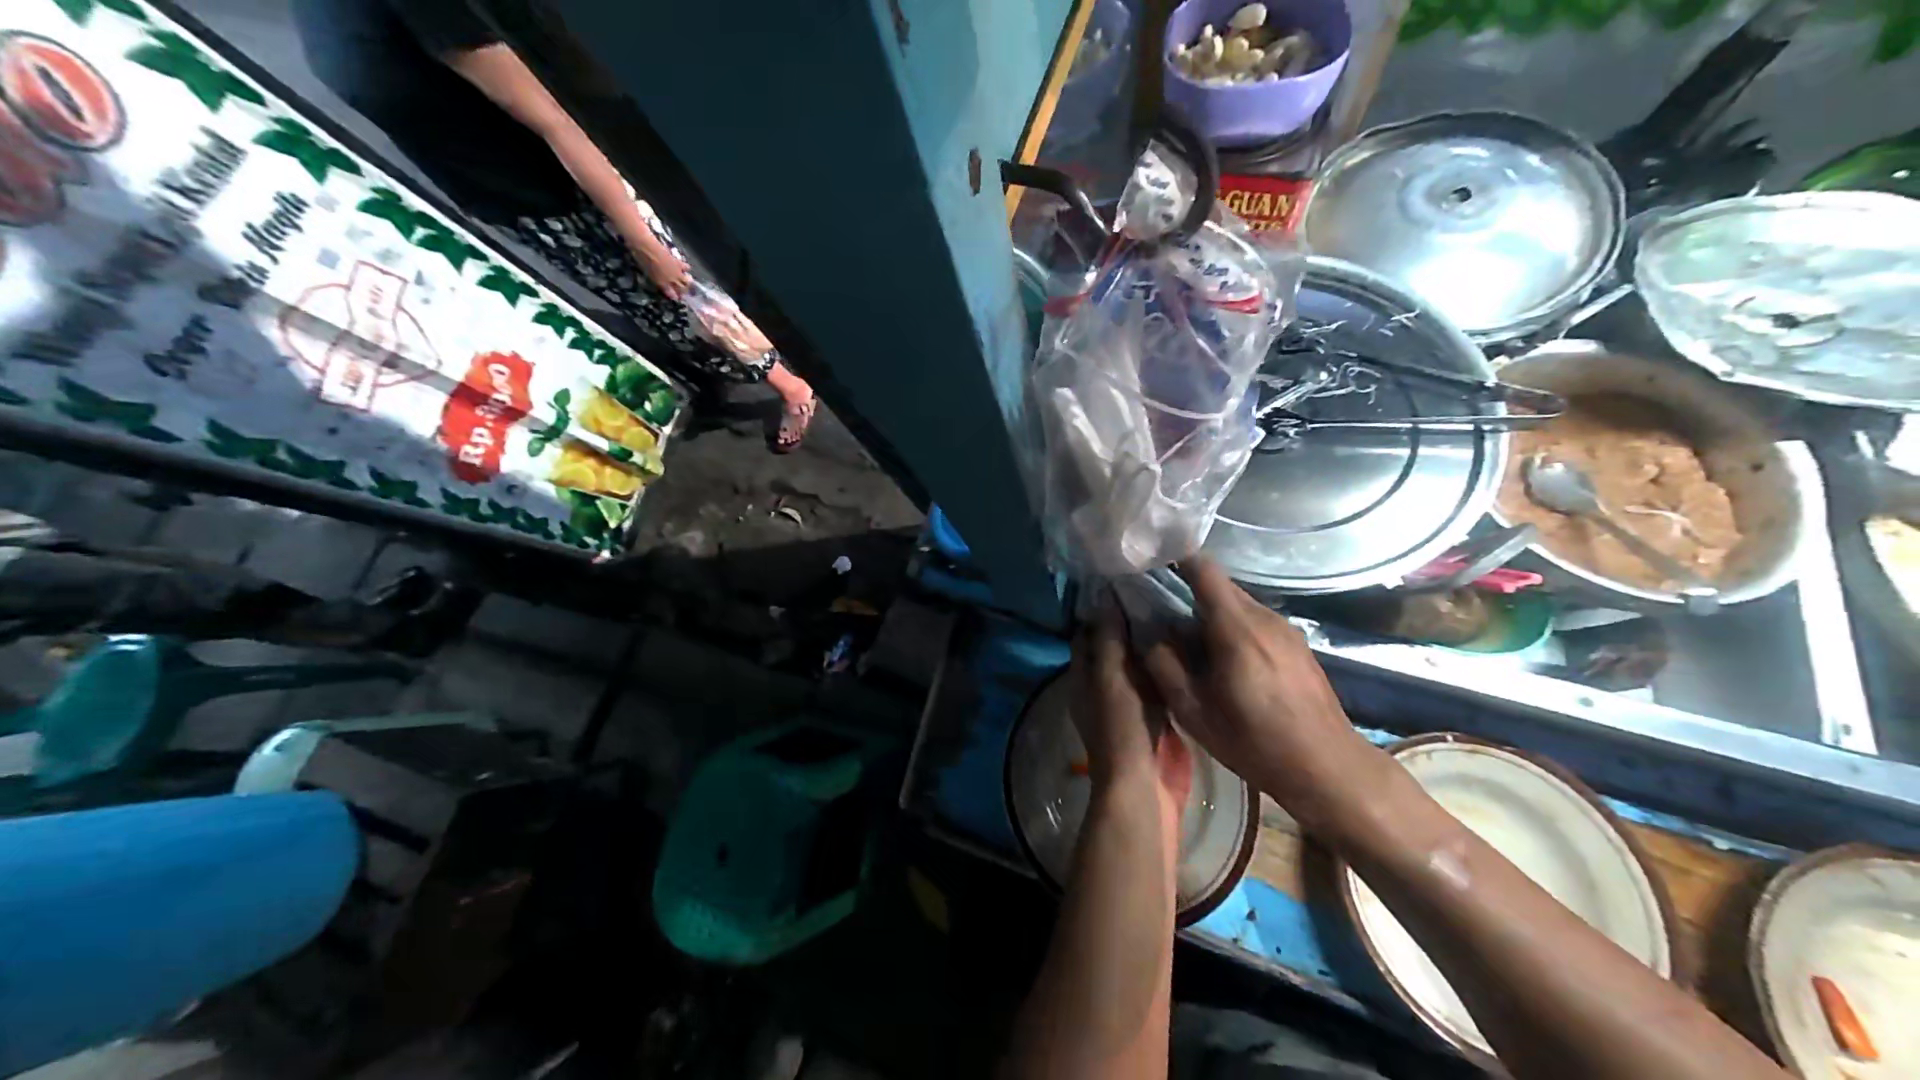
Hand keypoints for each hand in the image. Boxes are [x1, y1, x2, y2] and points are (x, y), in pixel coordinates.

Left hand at [635, 245, 690, 300]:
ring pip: (688, 280)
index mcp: (663, 284)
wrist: (647, 247)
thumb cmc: (643, 261)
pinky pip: (686, 268)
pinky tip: (685, 268)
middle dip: (684, 291)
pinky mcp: (679, 262)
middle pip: (683, 289)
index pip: (673, 295)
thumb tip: (663, 285)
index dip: (675, 297)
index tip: (676, 297)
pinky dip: (686, 268)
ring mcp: (677, 272)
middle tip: (683, 290)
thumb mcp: (649, 275)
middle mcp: (672, 280)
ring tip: (686, 280)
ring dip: (688, 281)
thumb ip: (658, 281)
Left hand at [1072, 605, 1192, 839]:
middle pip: (1112, 648)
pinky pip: (1155, 685)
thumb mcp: (1112, 677)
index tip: (1126, 586)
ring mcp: (1126, 704)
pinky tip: (1187, 652)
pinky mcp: (1150, 718)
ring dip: (1149, 646)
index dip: (1101, 611)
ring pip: (1135, 665)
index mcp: (1083, 676)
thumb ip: (1109, 638)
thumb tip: (1105, 595)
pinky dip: (1165, 669)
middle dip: (1129, 625)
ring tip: (1177, 614)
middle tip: (1159, 595)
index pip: (1087, 633)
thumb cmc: (1121, 727)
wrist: (1143, 786)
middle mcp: (1100, 687)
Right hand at [1138, 558, 1375, 834]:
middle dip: (1188, 592)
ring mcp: (1286, 629)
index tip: (1152, 564)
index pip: (1204, 569)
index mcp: (1236, 628)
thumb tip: (1147, 630)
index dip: (1176, 559)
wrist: (1326, 767)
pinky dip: (1233, 628)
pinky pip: (1256, 621)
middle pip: (1220, 586)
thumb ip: (1163, 664)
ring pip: (1238, 605)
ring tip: (1191, 644)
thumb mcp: (1193, 710)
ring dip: (1211, 614)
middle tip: (1161, 615)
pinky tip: (1225, 662)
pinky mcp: (1298, 645)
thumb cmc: (1253, 742)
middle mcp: (1264, 618)